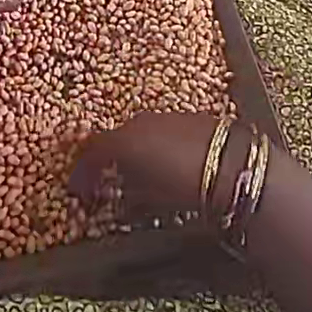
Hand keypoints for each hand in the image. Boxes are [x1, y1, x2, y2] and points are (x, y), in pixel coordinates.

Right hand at [70, 112, 235, 215]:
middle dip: (109, 161)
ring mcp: (167, 115)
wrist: (233, 162)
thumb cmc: (184, 185)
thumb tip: (118, 196)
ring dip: (135, 154)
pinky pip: (162, 131)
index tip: (78, 191)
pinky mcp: (190, 116)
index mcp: (124, 138)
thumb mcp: (151, 197)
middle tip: (107, 185)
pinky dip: (156, 147)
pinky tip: (165, 165)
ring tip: (138, 178)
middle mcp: (141, 120)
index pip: (92, 151)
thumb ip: (129, 194)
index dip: (82, 172)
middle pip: (116, 139)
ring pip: (141, 133)